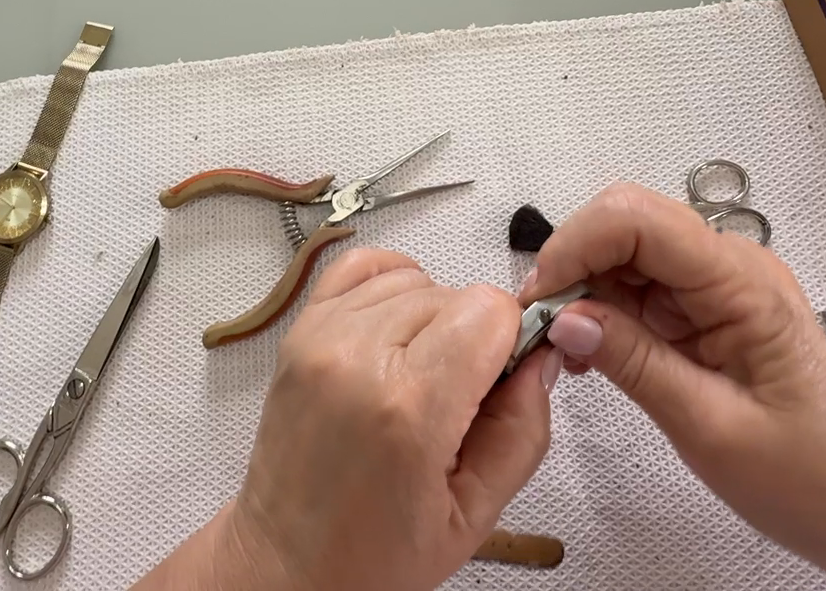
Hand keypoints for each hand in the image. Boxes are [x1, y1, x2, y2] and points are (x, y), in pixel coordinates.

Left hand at [137, 248, 555, 590]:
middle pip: (453, 292)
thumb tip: (540, 354)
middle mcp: (360, 354)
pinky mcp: (301, 326)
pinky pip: (360, 266)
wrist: (286, 558)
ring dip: (432, 313)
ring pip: (412, 278)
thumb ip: (523, 428)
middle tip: (458, 390)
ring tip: (422, 367)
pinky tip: (398, 326)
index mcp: (409, 407)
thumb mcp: (476, 514)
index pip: (488, 308)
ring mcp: (323, 333)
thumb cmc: (378, 551)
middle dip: (473, 333)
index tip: (501, 375)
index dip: (510, 337)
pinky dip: (391, 283)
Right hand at [519, 183, 825, 584]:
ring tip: (564, 345)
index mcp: (743, 284)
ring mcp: (714, 280)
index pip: (641, 220)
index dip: (577, 244)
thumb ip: (634, 364)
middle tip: (542, 321)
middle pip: (626, 220)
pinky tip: (588, 348)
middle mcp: (727, 264)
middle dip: (571, 260)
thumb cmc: (809, 478)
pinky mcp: (700, 302)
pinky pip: (632, 280)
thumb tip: (561, 318)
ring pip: (621, 247)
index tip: (541, 300)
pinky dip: (598, 305)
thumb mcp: (712, 429)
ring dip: (580, 285)